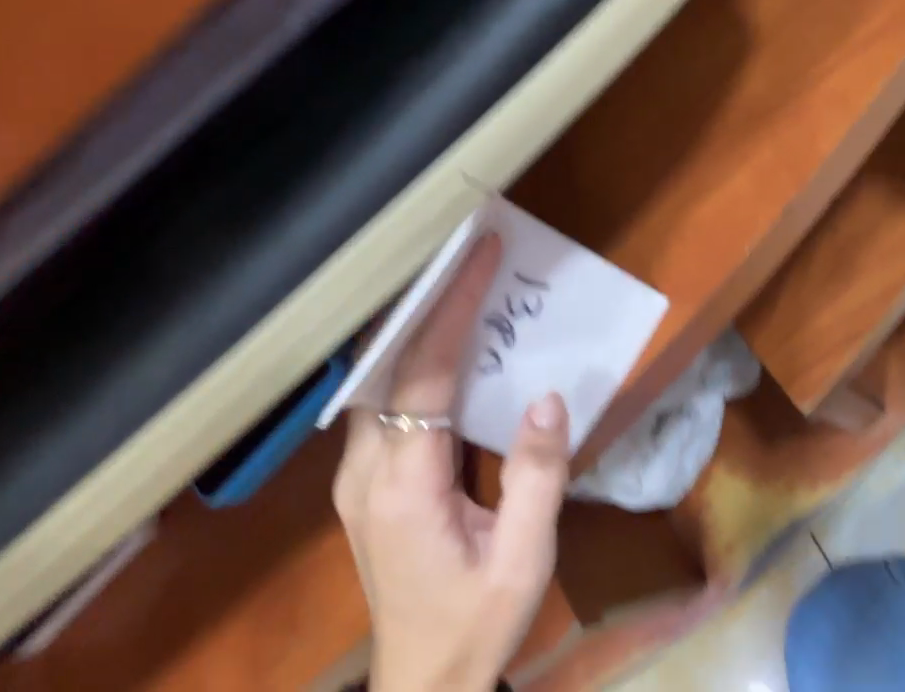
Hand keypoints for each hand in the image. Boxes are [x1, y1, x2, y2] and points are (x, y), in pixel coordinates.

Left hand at [334, 234, 568, 691]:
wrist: (425, 684)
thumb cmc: (478, 620)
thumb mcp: (525, 557)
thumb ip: (537, 476)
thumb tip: (548, 397)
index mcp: (403, 487)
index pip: (425, 375)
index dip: (453, 308)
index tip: (481, 256)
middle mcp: (364, 471)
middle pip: (387, 365)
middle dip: (427, 301)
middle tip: (469, 254)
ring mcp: (356, 477)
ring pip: (378, 380)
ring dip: (417, 327)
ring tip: (461, 284)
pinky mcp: (366, 482)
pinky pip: (384, 403)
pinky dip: (414, 360)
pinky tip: (448, 346)